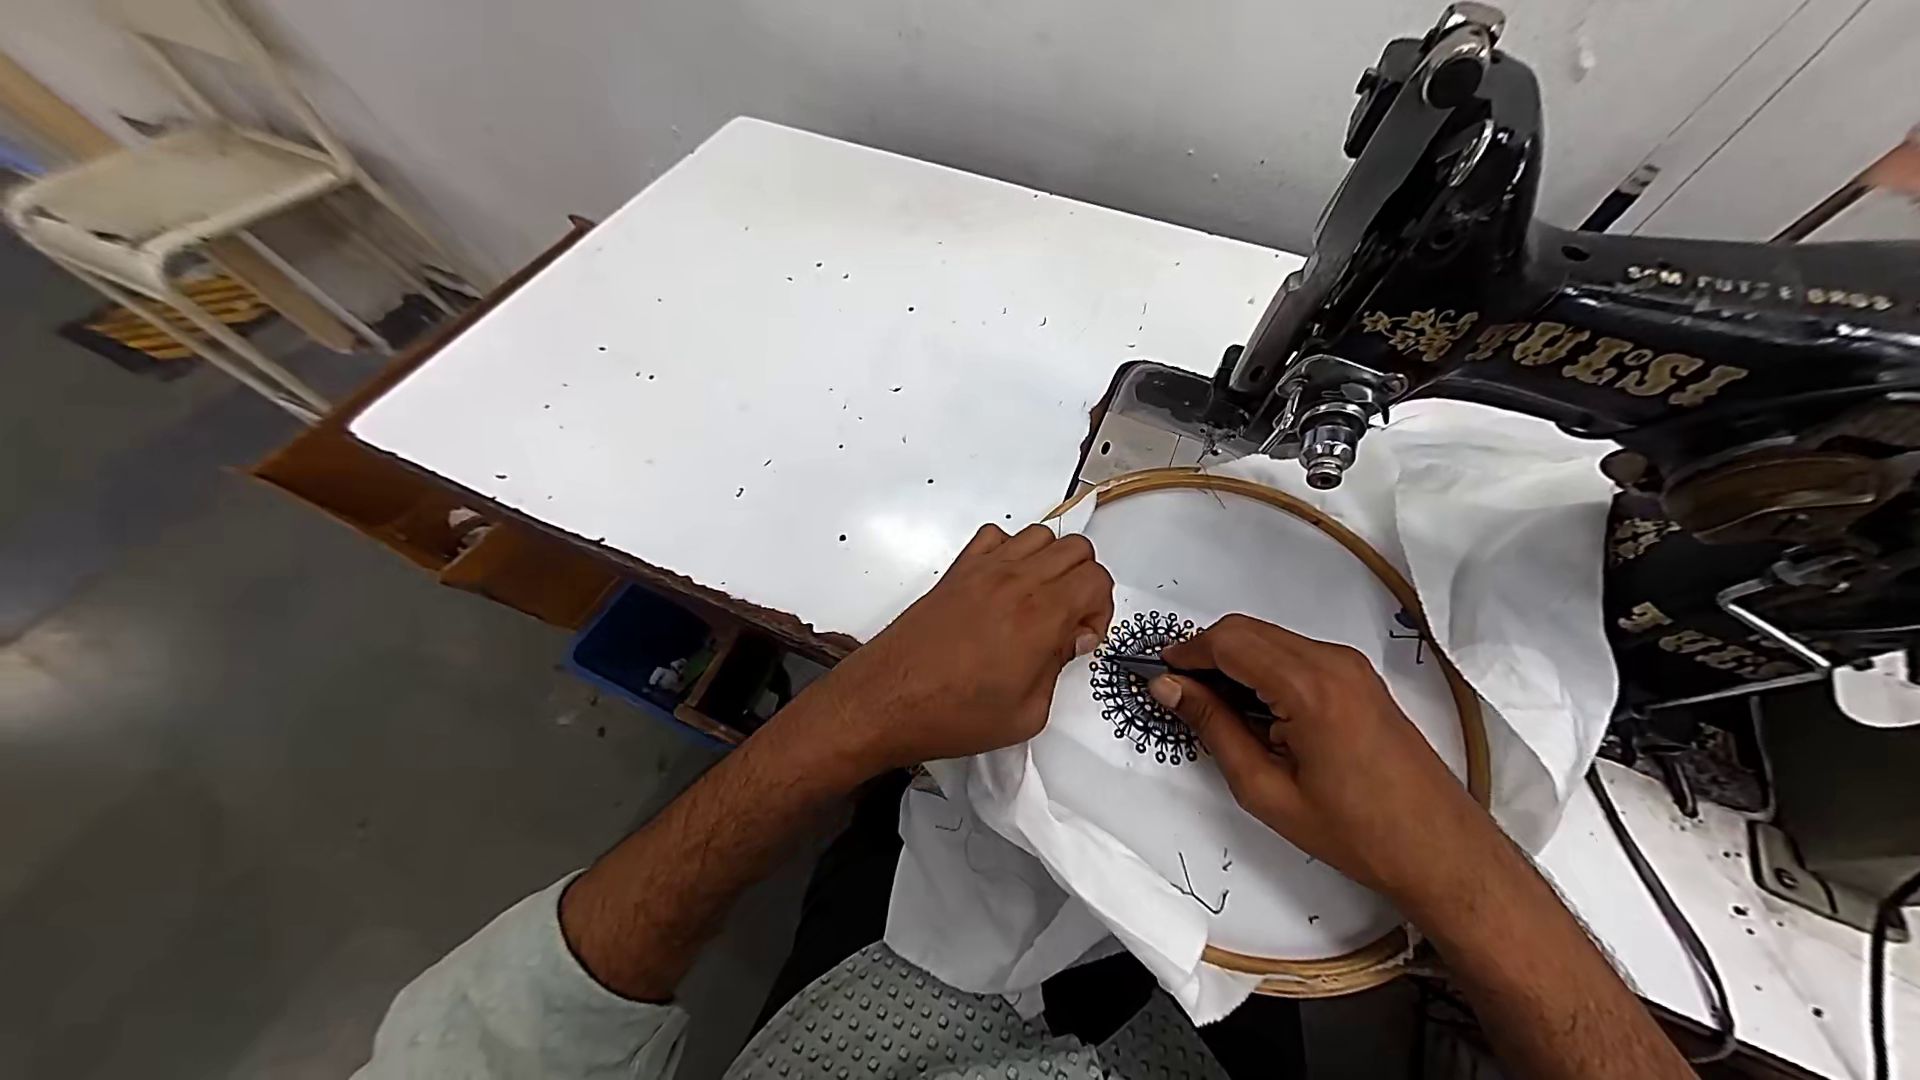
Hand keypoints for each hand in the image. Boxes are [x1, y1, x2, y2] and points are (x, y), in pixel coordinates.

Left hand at [795, 523, 1113, 778]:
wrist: (887, 700)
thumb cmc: (945, 711)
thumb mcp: (1026, 713)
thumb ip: (1058, 669)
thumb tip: (1068, 644)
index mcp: (1039, 617)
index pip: (1096, 579)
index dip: (1101, 608)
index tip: (1085, 635)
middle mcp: (1013, 583)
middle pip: (1075, 548)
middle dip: (1085, 581)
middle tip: (1071, 617)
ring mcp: (982, 572)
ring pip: (1040, 534)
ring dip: (1053, 561)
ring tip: (1044, 597)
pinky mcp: (956, 572)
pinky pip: (994, 536)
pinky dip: (1010, 549)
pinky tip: (1007, 581)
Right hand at [1149, 614, 1500, 906]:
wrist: (1444, 853)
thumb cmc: (1359, 832)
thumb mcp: (1264, 788)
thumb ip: (1212, 726)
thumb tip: (1170, 688)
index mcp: (1311, 689)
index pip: (1227, 643)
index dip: (1185, 653)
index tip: (1160, 673)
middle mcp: (1333, 663)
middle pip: (1244, 630)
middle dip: (1203, 652)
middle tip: (1179, 690)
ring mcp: (1350, 666)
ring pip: (1266, 636)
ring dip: (1230, 659)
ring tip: (1212, 703)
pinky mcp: (1356, 676)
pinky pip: (1291, 651)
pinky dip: (1258, 665)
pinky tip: (1251, 704)